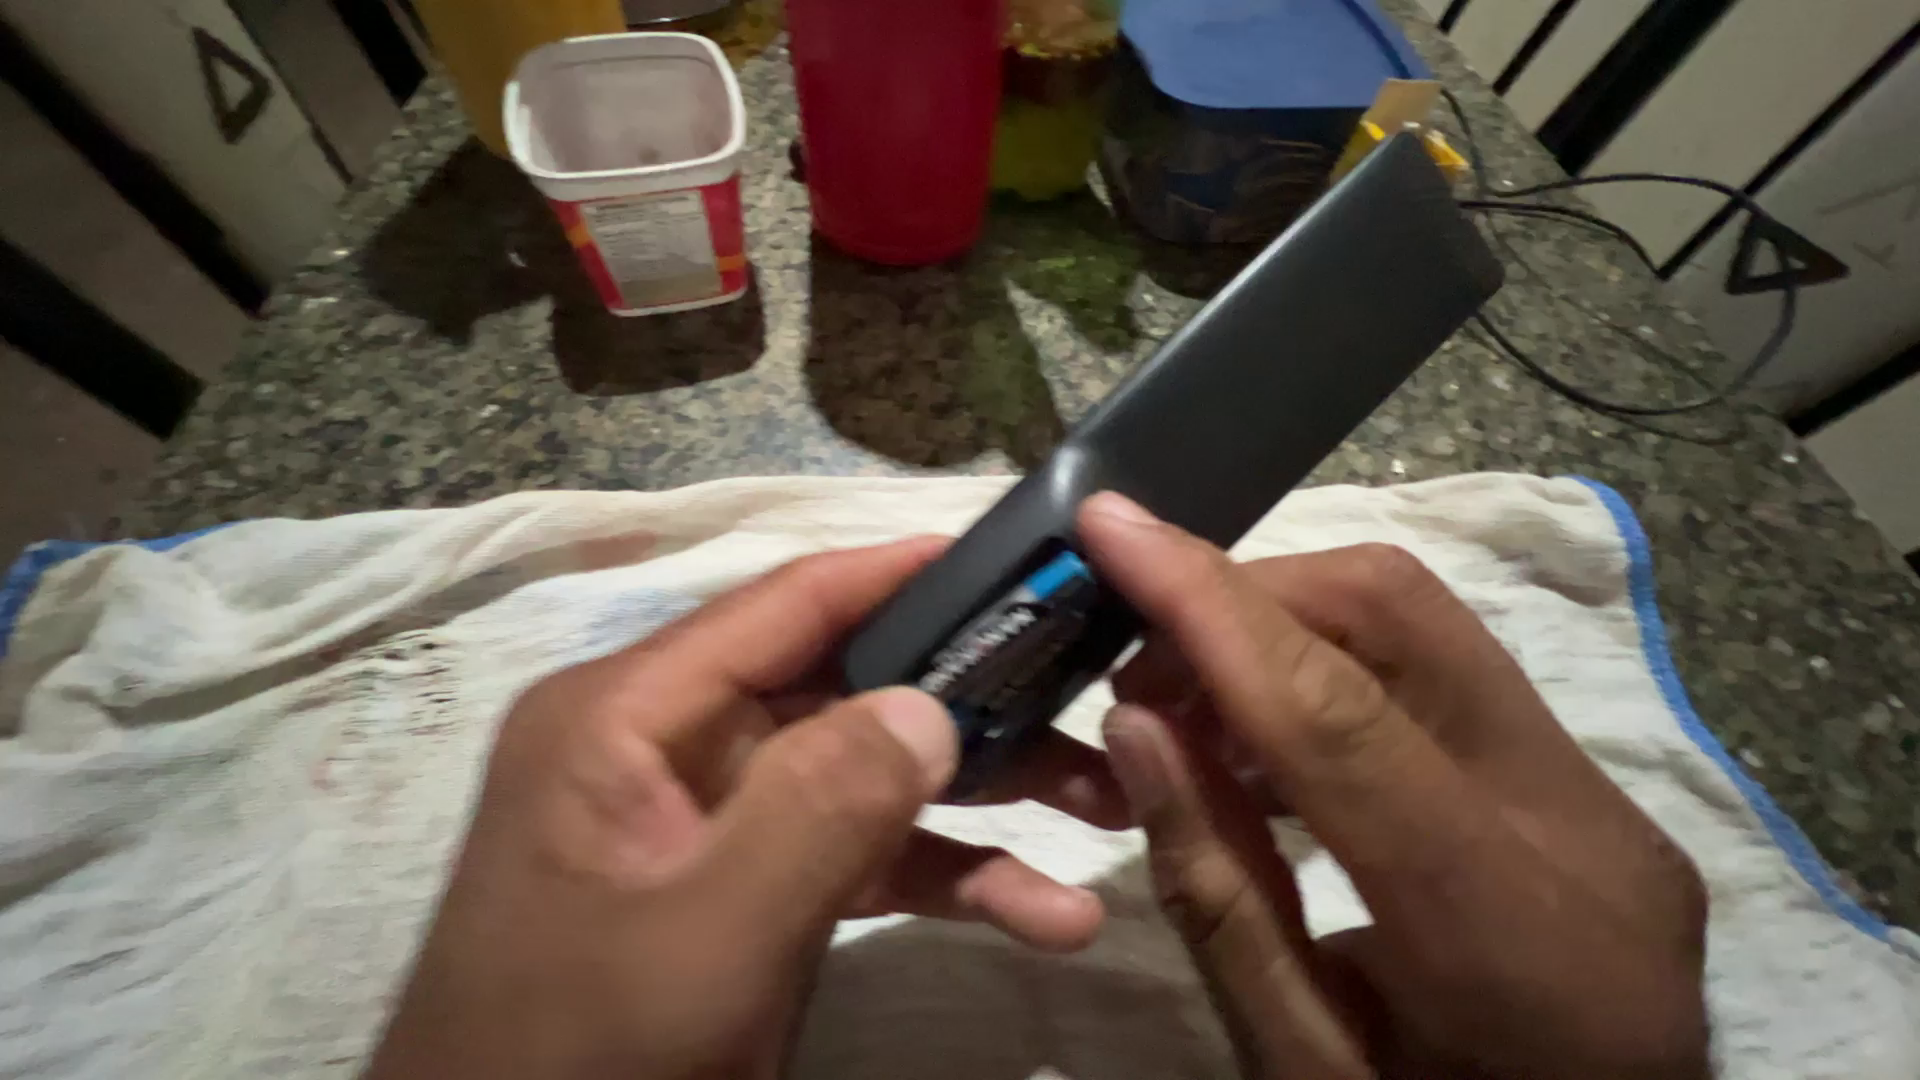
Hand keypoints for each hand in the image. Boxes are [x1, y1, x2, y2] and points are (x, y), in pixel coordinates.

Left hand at [362, 538, 1124, 1079]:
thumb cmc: (585, 1066)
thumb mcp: (706, 940)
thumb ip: (817, 809)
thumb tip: (929, 707)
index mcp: (631, 711)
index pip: (785, 605)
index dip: (895, 572)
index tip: (1001, 558)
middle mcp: (677, 739)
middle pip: (846, 684)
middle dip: (967, 699)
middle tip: (1079, 691)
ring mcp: (722, 810)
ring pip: (870, 768)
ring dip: (979, 792)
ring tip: (1099, 802)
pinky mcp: (756, 877)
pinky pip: (861, 849)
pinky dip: (944, 871)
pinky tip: (1041, 914)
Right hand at [1076, 493, 1709, 1079]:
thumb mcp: (1294, 1068)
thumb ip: (1214, 893)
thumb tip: (1135, 727)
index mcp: (1512, 938)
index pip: (1336, 713)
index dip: (1211, 605)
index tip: (1111, 526)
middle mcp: (1581, 829)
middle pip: (1392, 613)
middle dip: (1236, 598)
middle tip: (1137, 667)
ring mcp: (1594, 794)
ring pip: (1411, 617)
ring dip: (1269, 626)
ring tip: (1185, 708)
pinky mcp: (1575, 781)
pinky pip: (1423, 664)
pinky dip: (1313, 662)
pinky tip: (1257, 736)